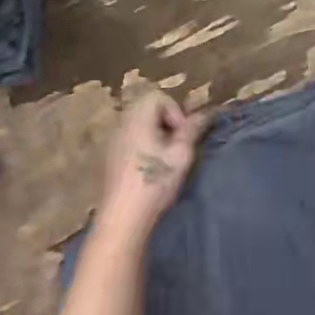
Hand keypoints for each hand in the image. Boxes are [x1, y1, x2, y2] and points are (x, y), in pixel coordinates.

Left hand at [98, 90, 206, 235]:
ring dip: (156, 136)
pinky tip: (150, 170)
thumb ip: (192, 130)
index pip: (158, 97)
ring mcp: (112, 142)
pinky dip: (143, 146)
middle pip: (147, 109)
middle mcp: (121, 125)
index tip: (182, 136)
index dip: (176, 111)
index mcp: (137, 119)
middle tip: (178, 147)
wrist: (122, 218)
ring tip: (166, 160)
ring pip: (138, 125)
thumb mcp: (181, 155)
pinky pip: (130, 140)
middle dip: (167, 123)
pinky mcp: (108, 159)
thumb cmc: (154, 183)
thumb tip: (206, 112)